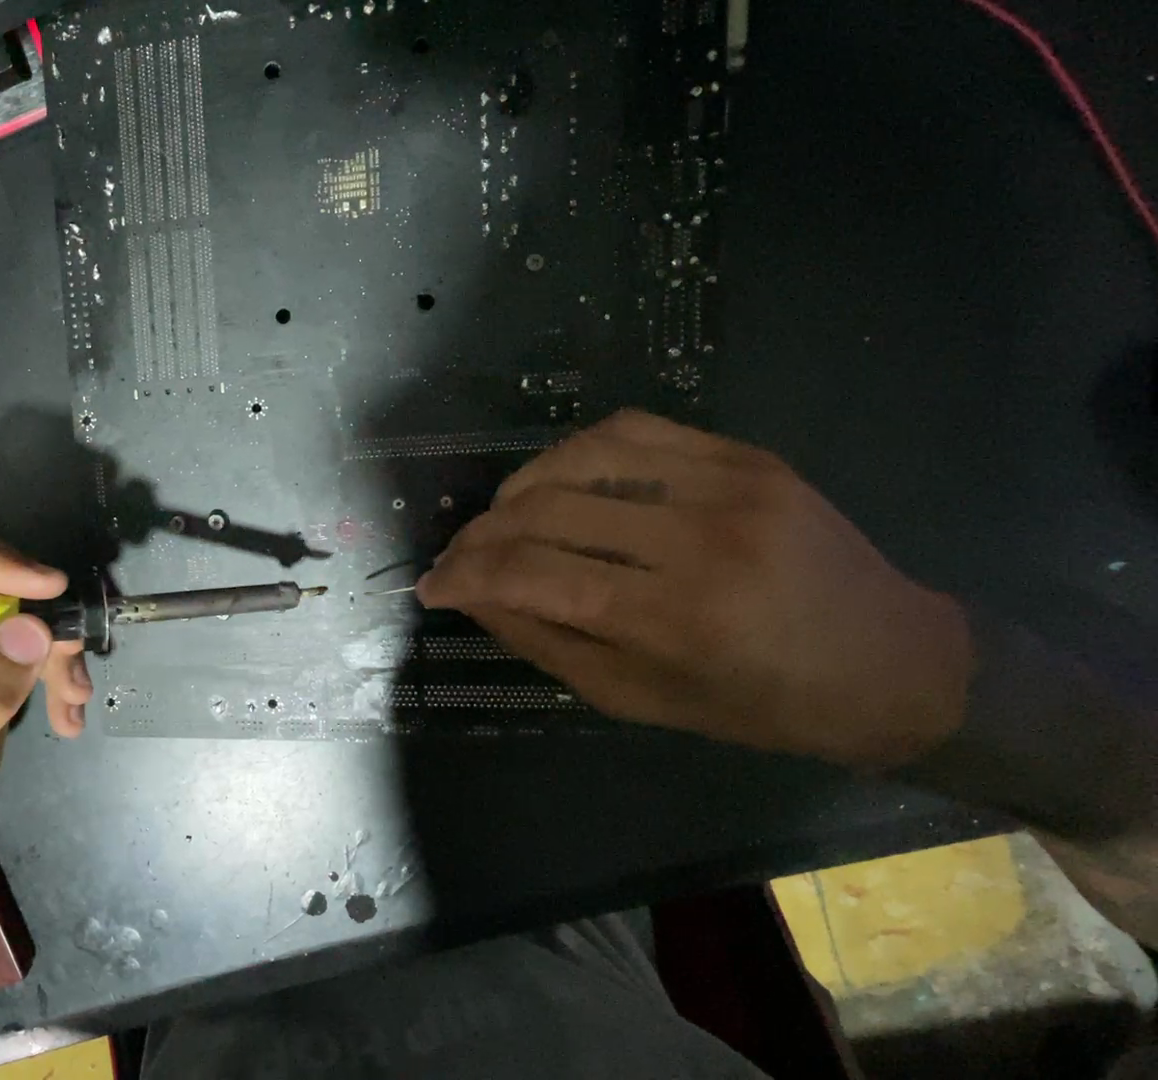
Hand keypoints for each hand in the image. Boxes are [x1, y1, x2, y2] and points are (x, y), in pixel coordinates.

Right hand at [416, 410, 973, 766]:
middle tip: (457, 557)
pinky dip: (573, 452)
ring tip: (501, 519)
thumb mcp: (636, 697)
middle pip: (546, 511)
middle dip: (480, 536)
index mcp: (676, 619)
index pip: (534, 576)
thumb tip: (472, 595)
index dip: (465, 577)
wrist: (890, 662)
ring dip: (517, 488)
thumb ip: (544, 641)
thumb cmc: (757, 704)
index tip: (431, 586)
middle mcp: (699, 539)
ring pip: (579, 457)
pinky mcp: (744, 454)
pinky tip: (557, 481)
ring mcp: (727, 484)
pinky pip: (630, 429)